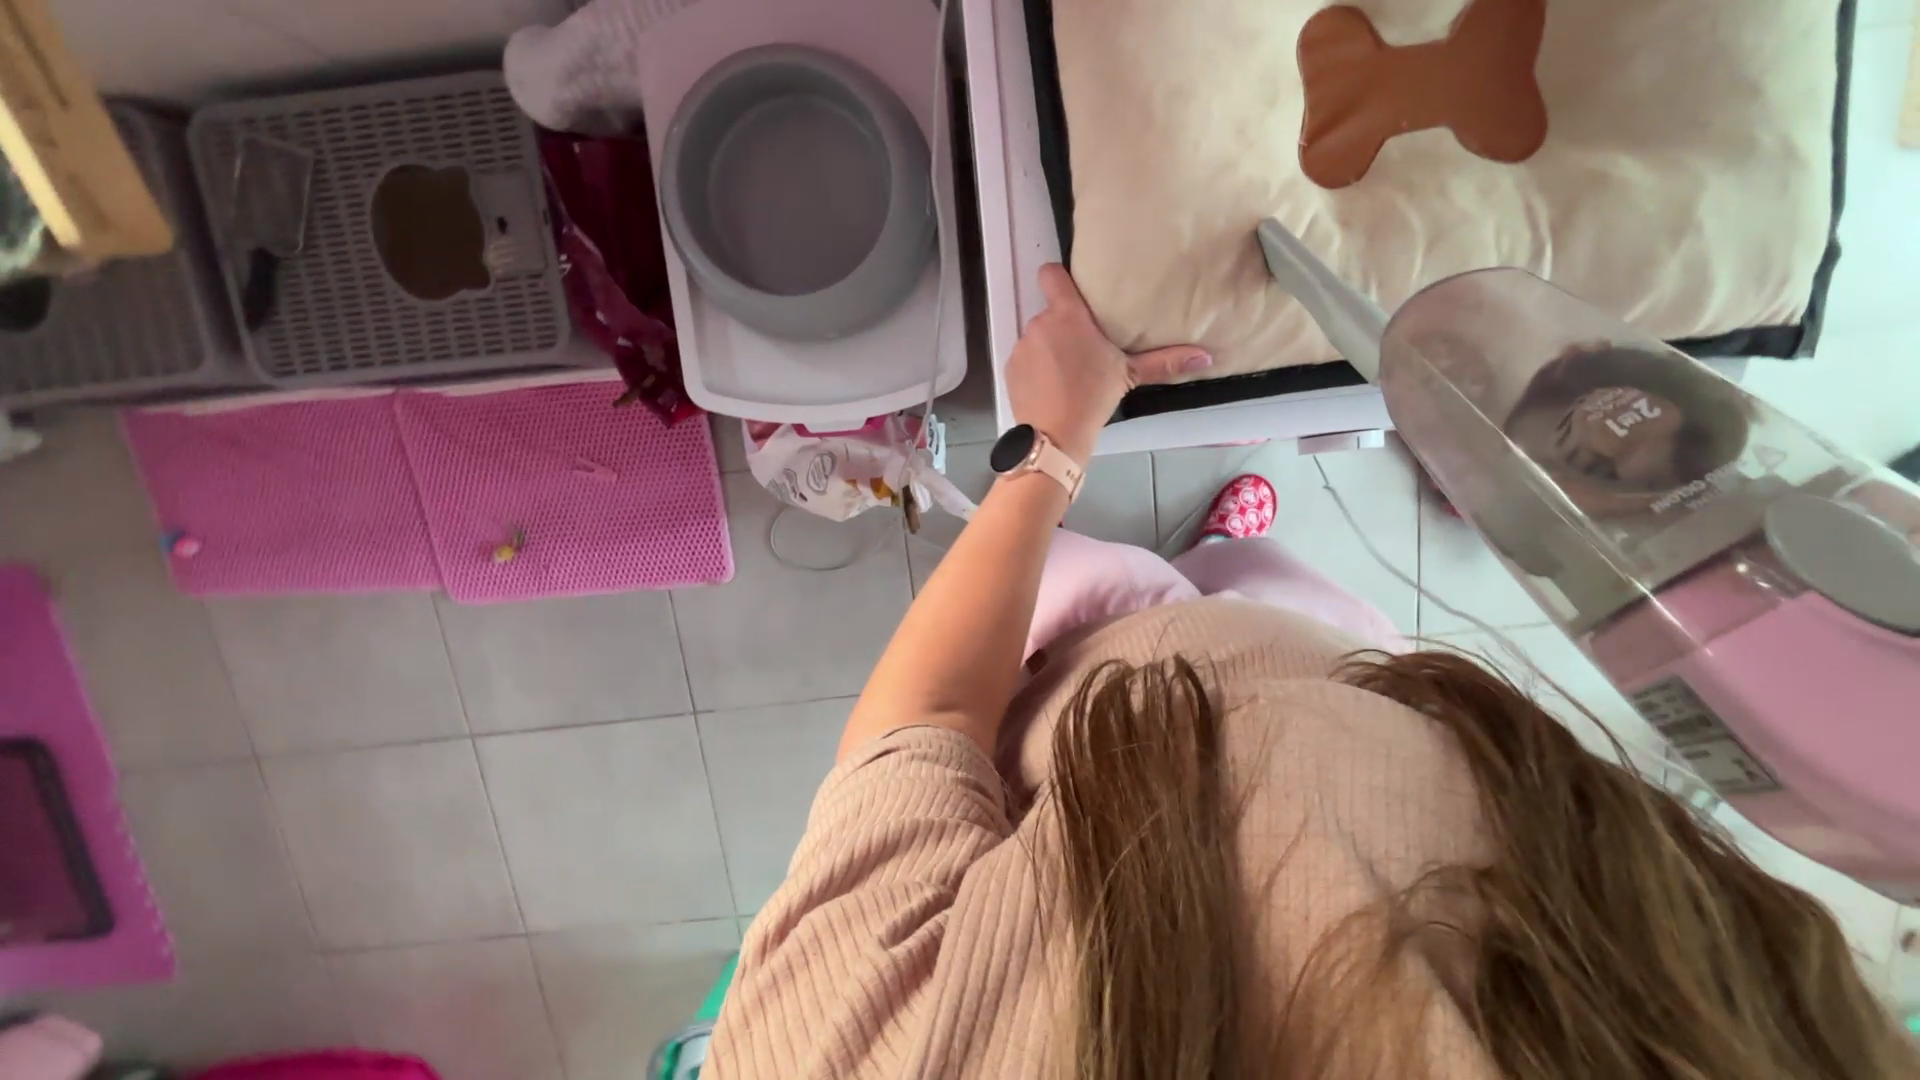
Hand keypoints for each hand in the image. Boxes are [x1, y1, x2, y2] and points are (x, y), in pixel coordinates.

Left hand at [1005, 265, 1210, 462]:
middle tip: (1084, 348)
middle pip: (1050, 312)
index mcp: (1068, 315)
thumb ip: (1165, 361)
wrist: (1055, 435)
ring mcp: (1022, 346)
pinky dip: (1036, 369)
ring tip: (1068, 372)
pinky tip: (1051, 386)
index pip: (1051, 274)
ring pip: (1038, 337)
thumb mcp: (1129, 375)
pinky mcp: (1010, 368)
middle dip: (1064, 326)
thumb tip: (1206, 357)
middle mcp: (1040, 323)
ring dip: (1050, 348)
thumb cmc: (1092, 398)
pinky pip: (1025, 359)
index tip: (1071, 290)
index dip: (1058, 278)